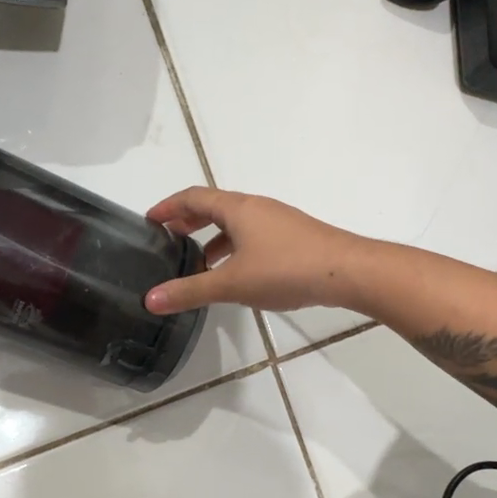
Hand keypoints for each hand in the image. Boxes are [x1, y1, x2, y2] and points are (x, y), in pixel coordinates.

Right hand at [142, 187, 373, 314]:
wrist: (348, 272)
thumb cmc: (285, 270)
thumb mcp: (231, 283)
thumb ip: (190, 291)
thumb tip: (150, 300)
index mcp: (237, 208)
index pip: (193, 197)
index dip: (168, 207)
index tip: (149, 220)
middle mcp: (256, 208)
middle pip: (213, 207)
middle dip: (188, 221)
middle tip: (167, 239)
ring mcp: (277, 222)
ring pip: (235, 224)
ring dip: (211, 237)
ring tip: (197, 262)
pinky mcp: (292, 239)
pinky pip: (252, 236)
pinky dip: (233, 248)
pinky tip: (234, 274)